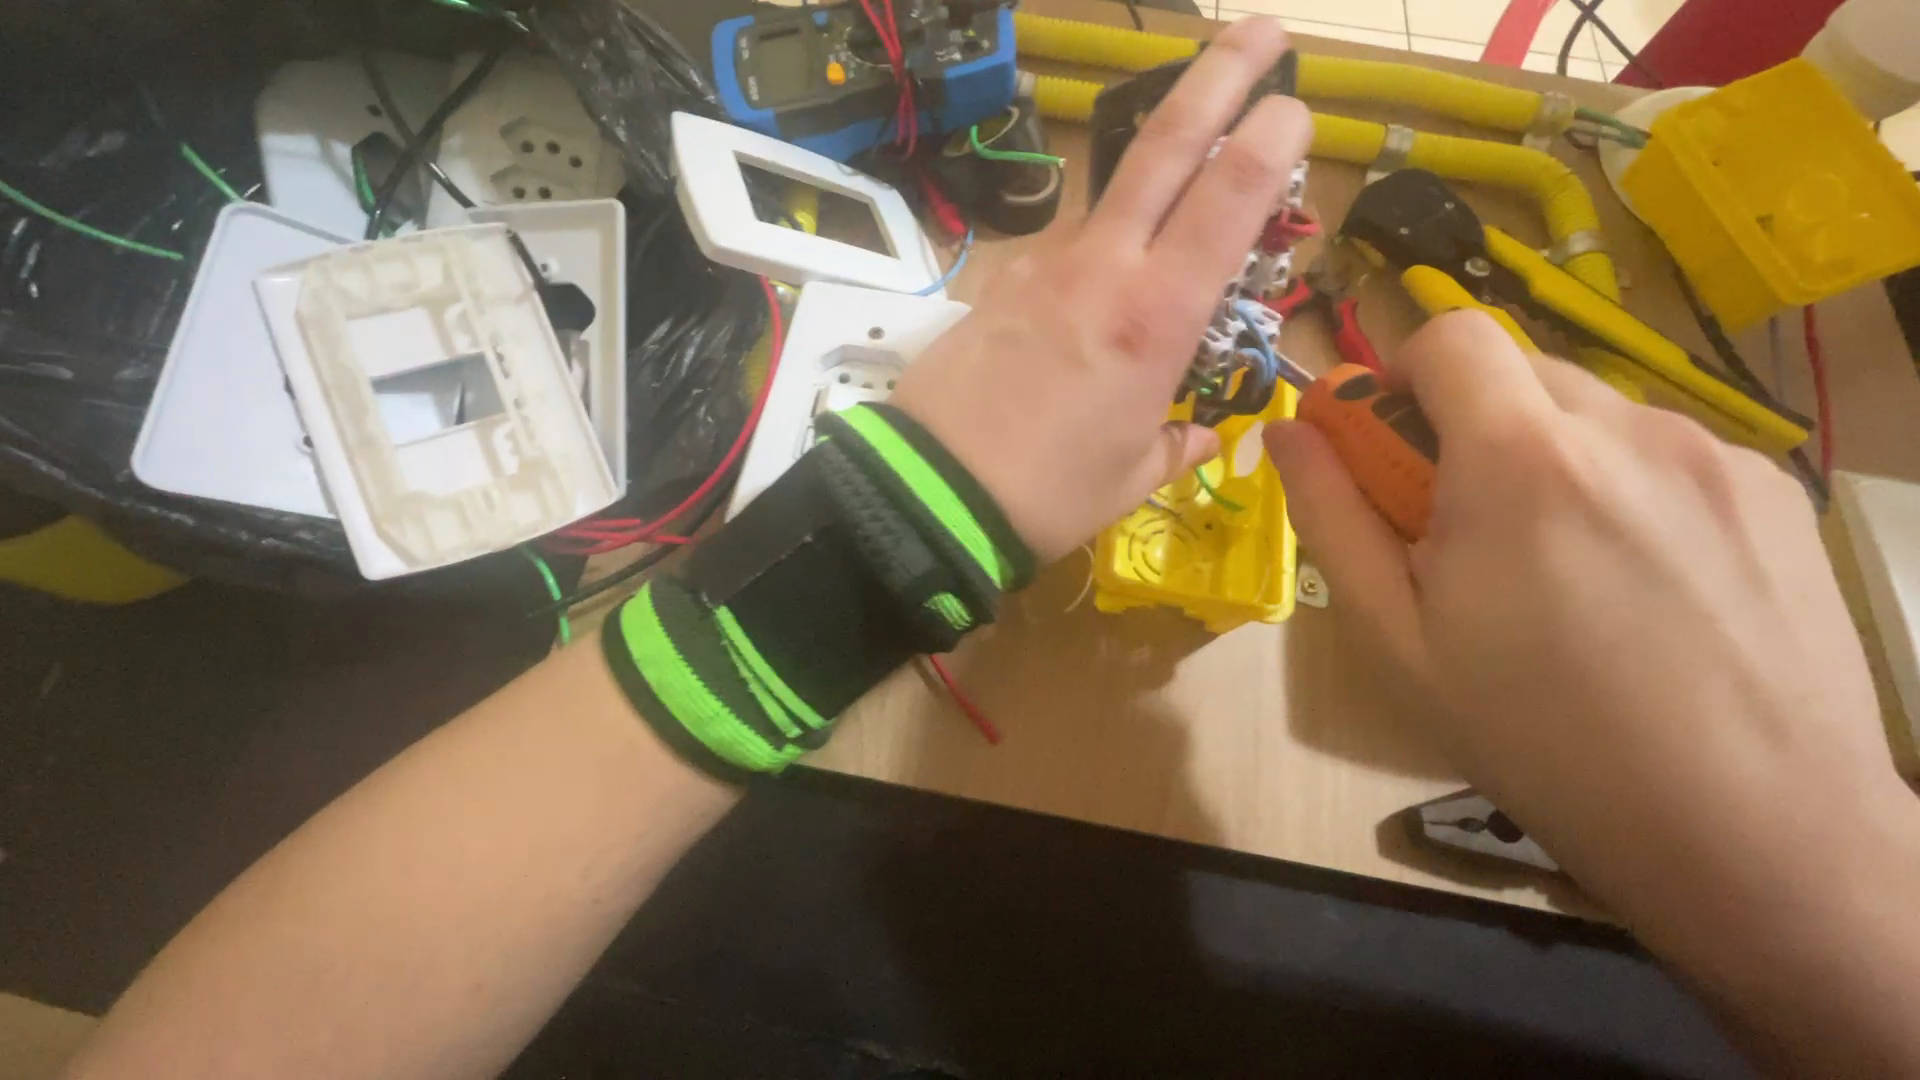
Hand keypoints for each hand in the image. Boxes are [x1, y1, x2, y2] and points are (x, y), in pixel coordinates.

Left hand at [890, 17, 1311, 562]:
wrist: (932, 492)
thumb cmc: (1048, 493)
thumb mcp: (1129, 477)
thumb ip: (1176, 444)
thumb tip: (1203, 435)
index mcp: (1156, 319)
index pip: (1227, 199)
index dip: (1269, 139)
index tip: (1295, 103)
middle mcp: (1103, 270)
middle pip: (1164, 147)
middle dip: (1219, 75)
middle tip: (1260, 30)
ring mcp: (1042, 267)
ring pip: (1108, 200)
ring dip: (1150, 181)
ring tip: (1171, 210)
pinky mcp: (998, 283)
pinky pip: (1061, 253)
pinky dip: (1091, 256)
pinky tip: (1087, 301)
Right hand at [1266, 311, 1902, 940]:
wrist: (1748, 829)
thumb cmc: (1529, 732)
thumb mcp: (1392, 633)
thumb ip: (1330, 514)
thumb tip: (1287, 428)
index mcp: (1522, 462)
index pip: (1451, 336)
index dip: (1400, 371)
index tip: (1388, 442)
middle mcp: (1630, 431)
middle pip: (1517, 368)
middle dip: (1462, 420)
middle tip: (1454, 522)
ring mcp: (1717, 456)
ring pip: (1588, 409)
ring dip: (1539, 453)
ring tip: (1546, 563)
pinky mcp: (1773, 490)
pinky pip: (1657, 448)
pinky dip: (1612, 480)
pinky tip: (1626, 578)